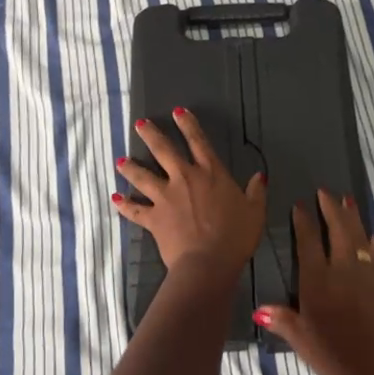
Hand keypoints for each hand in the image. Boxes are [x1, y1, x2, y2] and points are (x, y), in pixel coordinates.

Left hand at [113, 108, 266, 274]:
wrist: (208, 263)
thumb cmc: (235, 236)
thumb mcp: (255, 212)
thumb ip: (256, 192)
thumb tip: (259, 176)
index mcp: (210, 173)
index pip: (198, 141)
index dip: (188, 124)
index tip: (177, 111)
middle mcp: (184, 178)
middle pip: (163, 151)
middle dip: (151, 135)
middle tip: (140, 124)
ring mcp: (166, 197)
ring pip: (143, 176)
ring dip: (131, 167)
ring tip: (120, 160)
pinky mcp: (154, 218)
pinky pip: (135, 210)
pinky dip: (124, 205)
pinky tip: (114, 199)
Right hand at [253, 190, 373, 374]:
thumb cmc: (334, 356)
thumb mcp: (301, 340)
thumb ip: (282, 319)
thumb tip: (259, 309)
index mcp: (317, 280)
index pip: (309, 241)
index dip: (303, 221)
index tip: (299, 204)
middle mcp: (342, 270)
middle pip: (338, 230)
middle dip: (331, 208)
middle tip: (325, 191)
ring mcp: (365, 275)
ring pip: (359, 236)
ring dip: (352, 216)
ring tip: (347, 200)